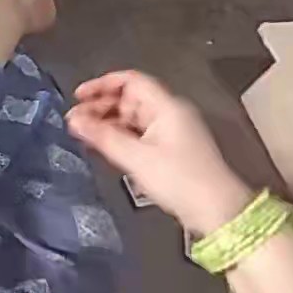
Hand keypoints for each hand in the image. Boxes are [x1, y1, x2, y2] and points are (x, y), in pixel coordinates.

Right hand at [66, 70, 254, 235]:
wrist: (217, 211)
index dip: (102, 84)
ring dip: (107, 122)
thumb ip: (103, 136)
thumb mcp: (136, 157)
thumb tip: (76, 121)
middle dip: (100, 106)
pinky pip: (137, 133)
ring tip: (85, 133)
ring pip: (131, 117)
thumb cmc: (185, 181)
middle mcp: (169, 114)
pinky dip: (119, 136)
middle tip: (76, 119)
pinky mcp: (168, 149)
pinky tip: (103, 145)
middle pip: (129, 99)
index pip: (130, 81)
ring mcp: (170, 131)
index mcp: (166, 107)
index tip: (80, 95)